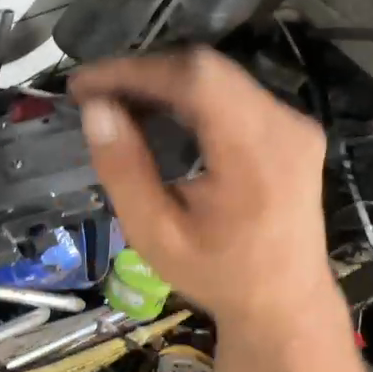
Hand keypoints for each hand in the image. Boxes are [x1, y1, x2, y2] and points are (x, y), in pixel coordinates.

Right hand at [69, 47, 340, 333]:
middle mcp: (283, 127)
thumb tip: (95, 109)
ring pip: (213, 74)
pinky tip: (147, 113)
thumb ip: (123, 167)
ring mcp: (290, 125)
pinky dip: (178, 93)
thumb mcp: (153, 231)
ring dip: (155, 81)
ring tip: (110, 102)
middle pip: (204, 68)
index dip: (131, 71)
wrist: (283, 303)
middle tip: (90, 94)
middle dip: (138, 72)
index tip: (82, 87)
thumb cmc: (215, 272)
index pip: (194, 80)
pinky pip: (226, 90)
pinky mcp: (285, 129)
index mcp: (255, 153)